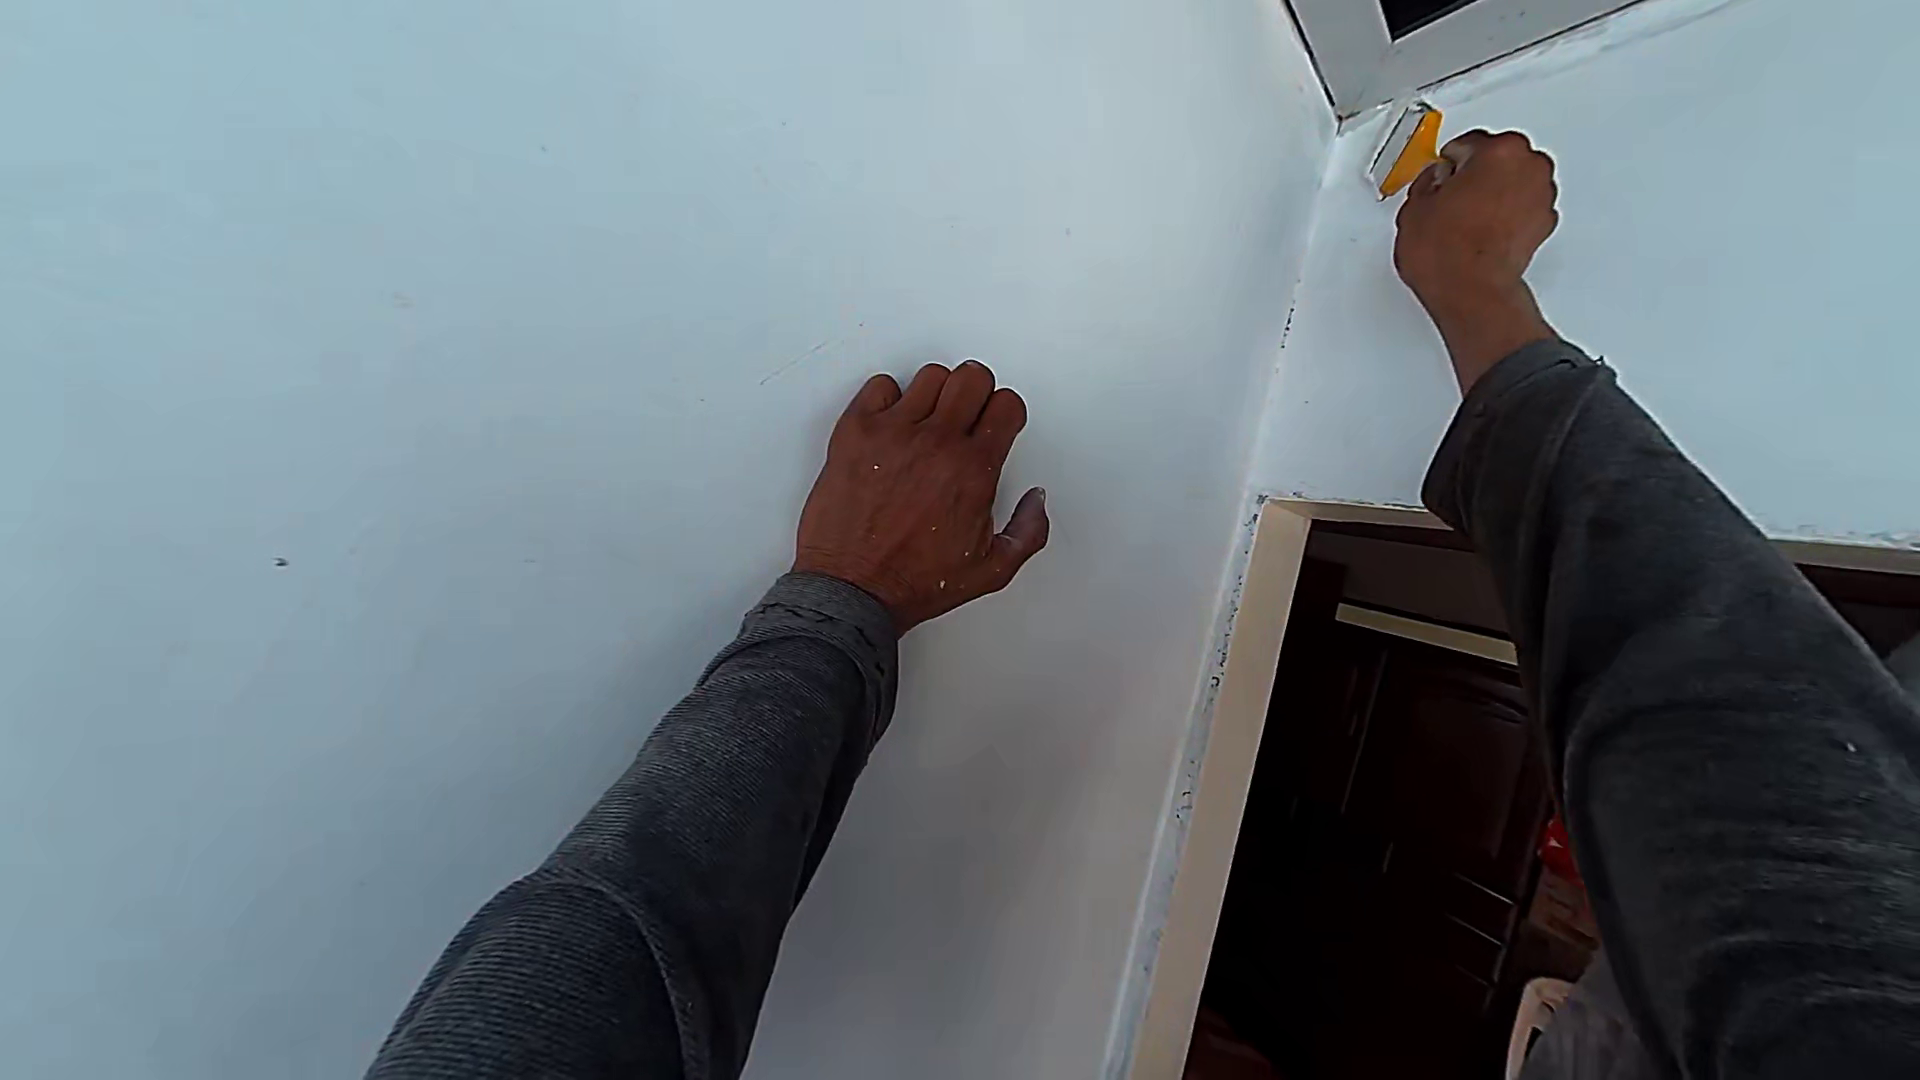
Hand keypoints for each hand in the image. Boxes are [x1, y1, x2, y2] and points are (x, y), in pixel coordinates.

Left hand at [794, 360, 1049, 632]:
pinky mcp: (855, 432)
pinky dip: (889, 398)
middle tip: (967, 416)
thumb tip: (1036, 499)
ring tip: (928, 423)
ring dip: (936, 395)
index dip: (1006, 413)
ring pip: (931, 376)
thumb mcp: (992, 571)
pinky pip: (880, 385)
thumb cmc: (912, 581)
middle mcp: (936, 443)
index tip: (997, 425)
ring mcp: (893, 432)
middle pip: (972, 377)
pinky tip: (892, 425)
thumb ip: (1028, 532)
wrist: (853, 588)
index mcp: (973, 470)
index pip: (1007, 404)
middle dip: (978, 393)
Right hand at [1394, 130, 1560, 390]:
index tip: (1438, 173)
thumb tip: (1434, 182)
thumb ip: (1426, 186)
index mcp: (1497, 152)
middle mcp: (1528, 165)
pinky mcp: (1543, 220)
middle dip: (1473, 175)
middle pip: (1497, 158)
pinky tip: (1479, 233)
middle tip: (1447, 198)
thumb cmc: (1446, 253)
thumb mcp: (1414, 212)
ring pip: (1512, 181)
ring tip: (1461, 220)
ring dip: (1491, 194)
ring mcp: (1540, 192)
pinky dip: (1504, 215)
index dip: (1446, 161)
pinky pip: (1521, 207)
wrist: (1470, 290)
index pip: (1468, 143)